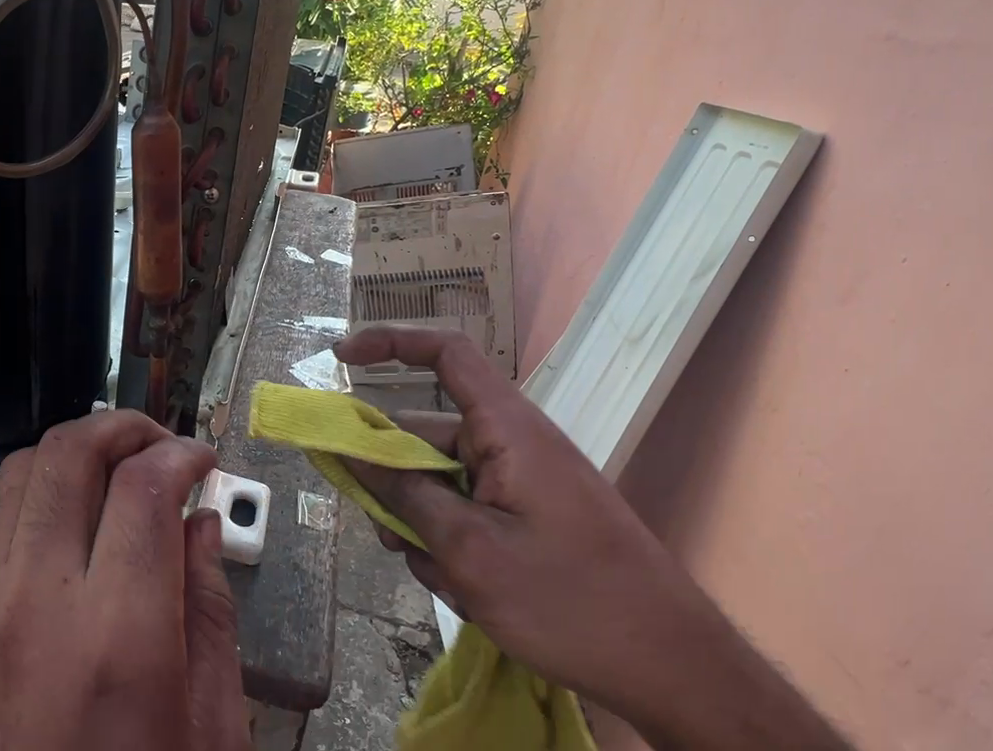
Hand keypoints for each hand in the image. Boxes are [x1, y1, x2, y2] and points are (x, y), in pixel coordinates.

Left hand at [0, 409, 248, 750]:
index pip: (144, 488)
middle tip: (158, 442)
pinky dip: (33, 491)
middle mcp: (37, 599)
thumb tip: (199, 522)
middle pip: (70, 455)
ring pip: (21, 473)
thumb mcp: (207, 733)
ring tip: (115, 467)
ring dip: (73, 450)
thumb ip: (208, 613)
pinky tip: (65, 513)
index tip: (203, 460)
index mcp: (117, 634)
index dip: (181, 455)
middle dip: (121, 427)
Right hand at [335, 326, 850, 750]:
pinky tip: (469, 594)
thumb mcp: (469, 550)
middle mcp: (512, 447)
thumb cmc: (573, 602)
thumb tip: (348, 451)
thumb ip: (402, 494)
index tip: (340, 357)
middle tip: (386, 534)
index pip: (446, 354)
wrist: (678, 675)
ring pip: (440, 486)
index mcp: (507, 431)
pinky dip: (452, 549)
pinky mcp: (529, 522)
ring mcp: (522, 487)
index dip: (390, 343)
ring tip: (447, 580)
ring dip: (424, 529)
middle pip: (426, 437)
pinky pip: (467, 516)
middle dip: (394, 484)